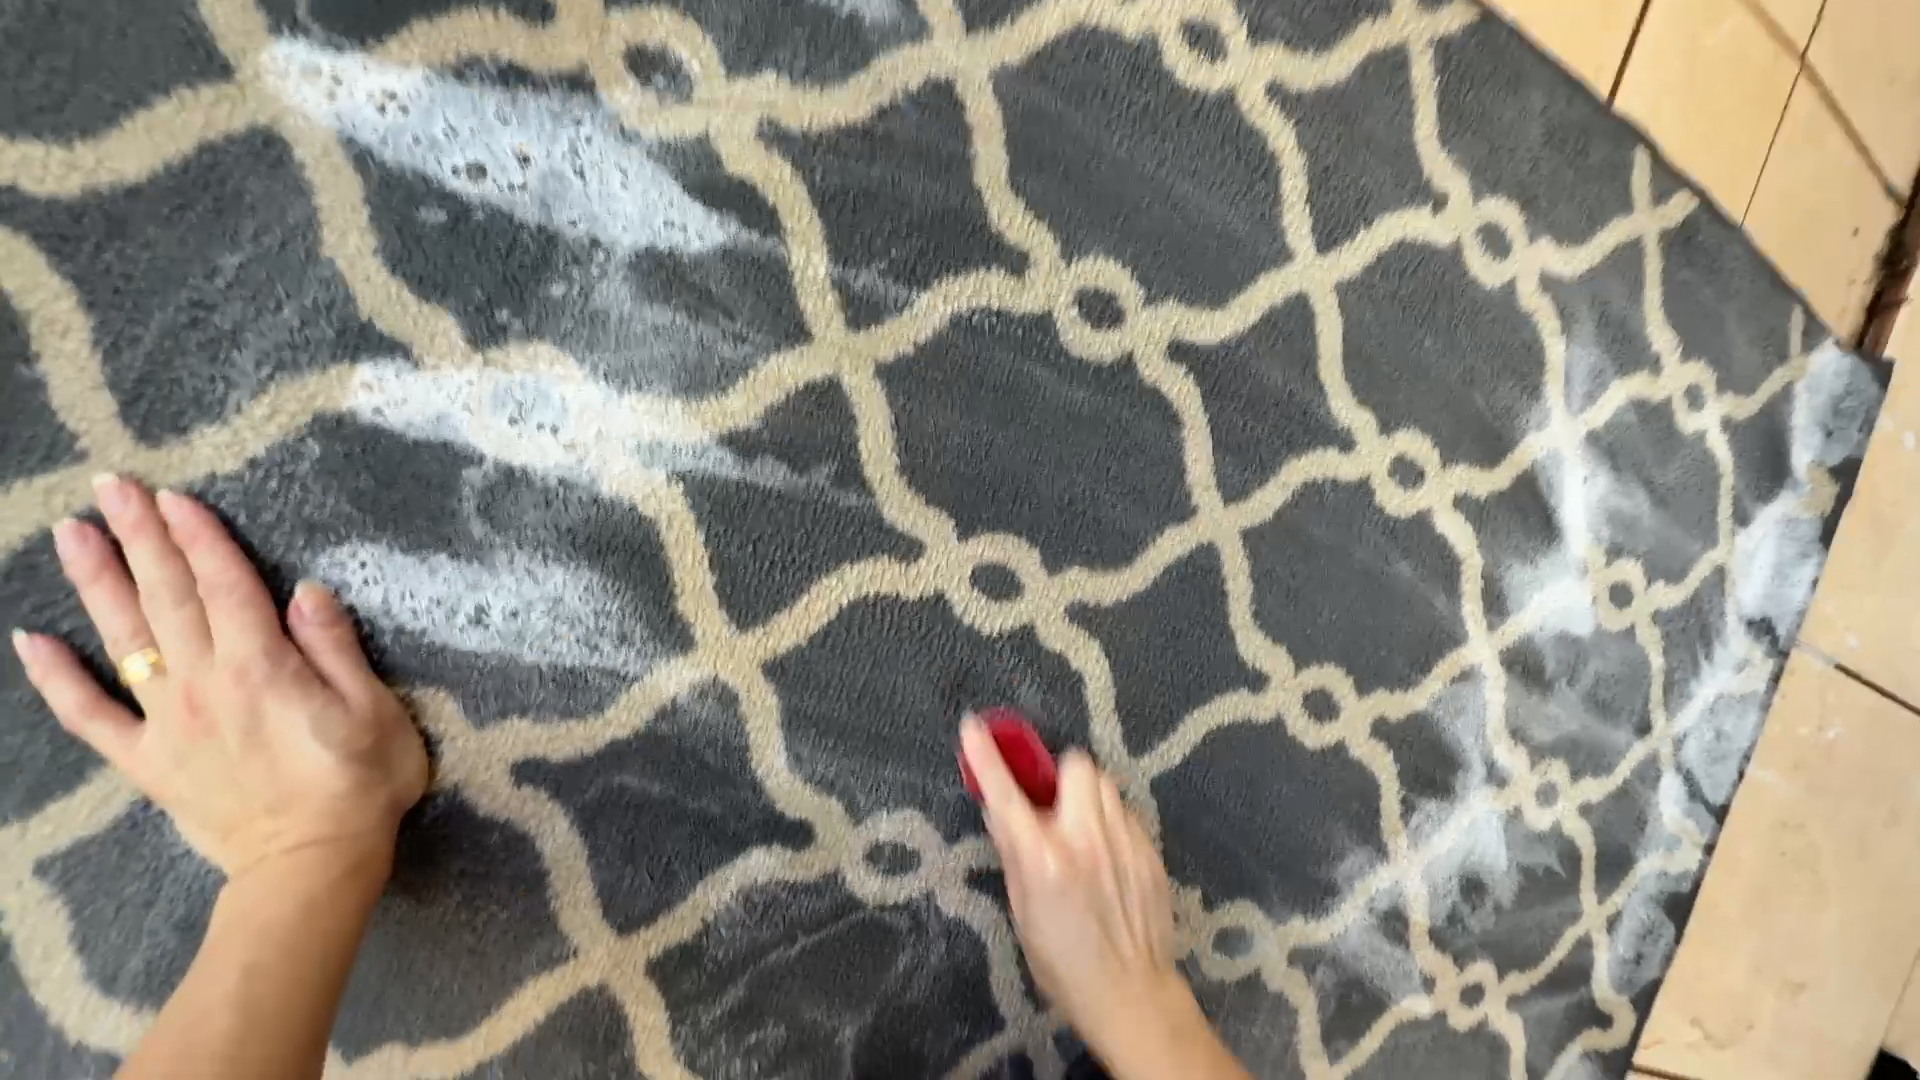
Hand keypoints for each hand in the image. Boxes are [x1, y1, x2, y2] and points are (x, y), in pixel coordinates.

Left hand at [11, 474, 428, 885]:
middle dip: (142, 540)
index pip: (226, 589)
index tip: (174, 497)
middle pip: (169, 601)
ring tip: (72, 535)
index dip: (201, 540)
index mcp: (264, 669)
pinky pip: (90, 715)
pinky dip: (56, 678)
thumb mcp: (375, 709)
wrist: (313, 861)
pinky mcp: (147, 760)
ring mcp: (167, 723)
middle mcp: (205, 685)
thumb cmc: (362, 779)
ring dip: (97, 584)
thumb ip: (337, 649)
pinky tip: (31, 640)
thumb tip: (305, 591)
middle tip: (113, 489)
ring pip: (125, 641)